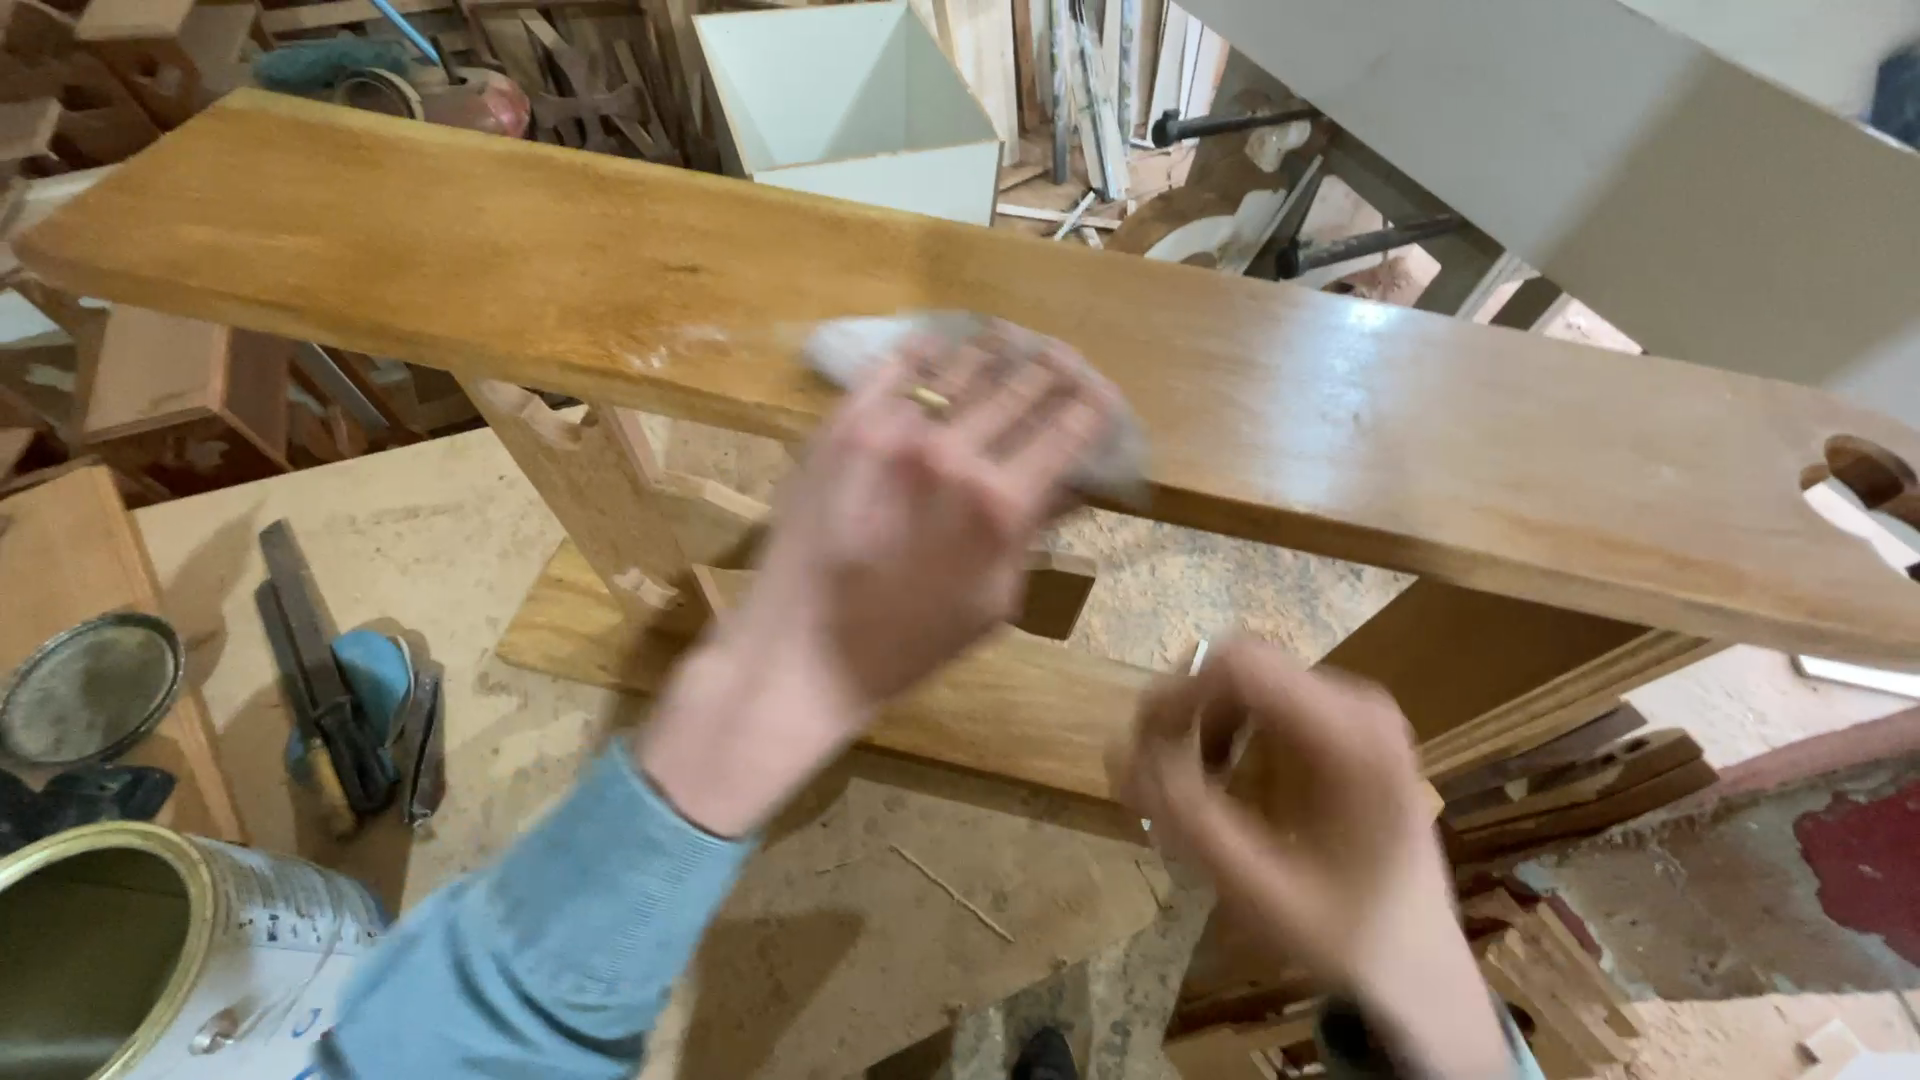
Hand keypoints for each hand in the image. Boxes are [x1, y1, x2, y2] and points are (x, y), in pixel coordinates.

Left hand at [637, 328, 1117, 835]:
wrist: (802, 652)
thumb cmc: (909, 644)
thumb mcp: (994, 602)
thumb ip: (1033, 533)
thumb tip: (1068, 485)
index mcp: (999, 504)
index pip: (1068, 430)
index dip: (1097, 406)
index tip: (1106, 395)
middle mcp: (952, 452)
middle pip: (1022, 386)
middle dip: (1055, 368)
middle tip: (1068, 357)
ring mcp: (891, 430)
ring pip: (962, 364)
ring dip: (997, 349)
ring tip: (1013, 338)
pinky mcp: (841, 425)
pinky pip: (893, 366)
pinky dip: (924, 351)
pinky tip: (939, 346)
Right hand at [1112, 637, 1511, 1076]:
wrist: (1417, 964)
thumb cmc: (1344, 936)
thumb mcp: (1256, 891)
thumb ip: (1185, 818)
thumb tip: (1116, 750)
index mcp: (1352, 738)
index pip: (1238, 665)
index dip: (1176, 693)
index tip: (1141, 749)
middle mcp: (1355, 703)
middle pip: (1234, 666)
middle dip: (1182, 712)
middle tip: (1155, 776)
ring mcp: (1349, 707)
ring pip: (1239, 678)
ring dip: (1197, 723)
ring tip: (1188, 788)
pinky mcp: (1337, 720)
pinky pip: (1257, 696)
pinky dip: (1220, 729)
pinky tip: (1220, 779)